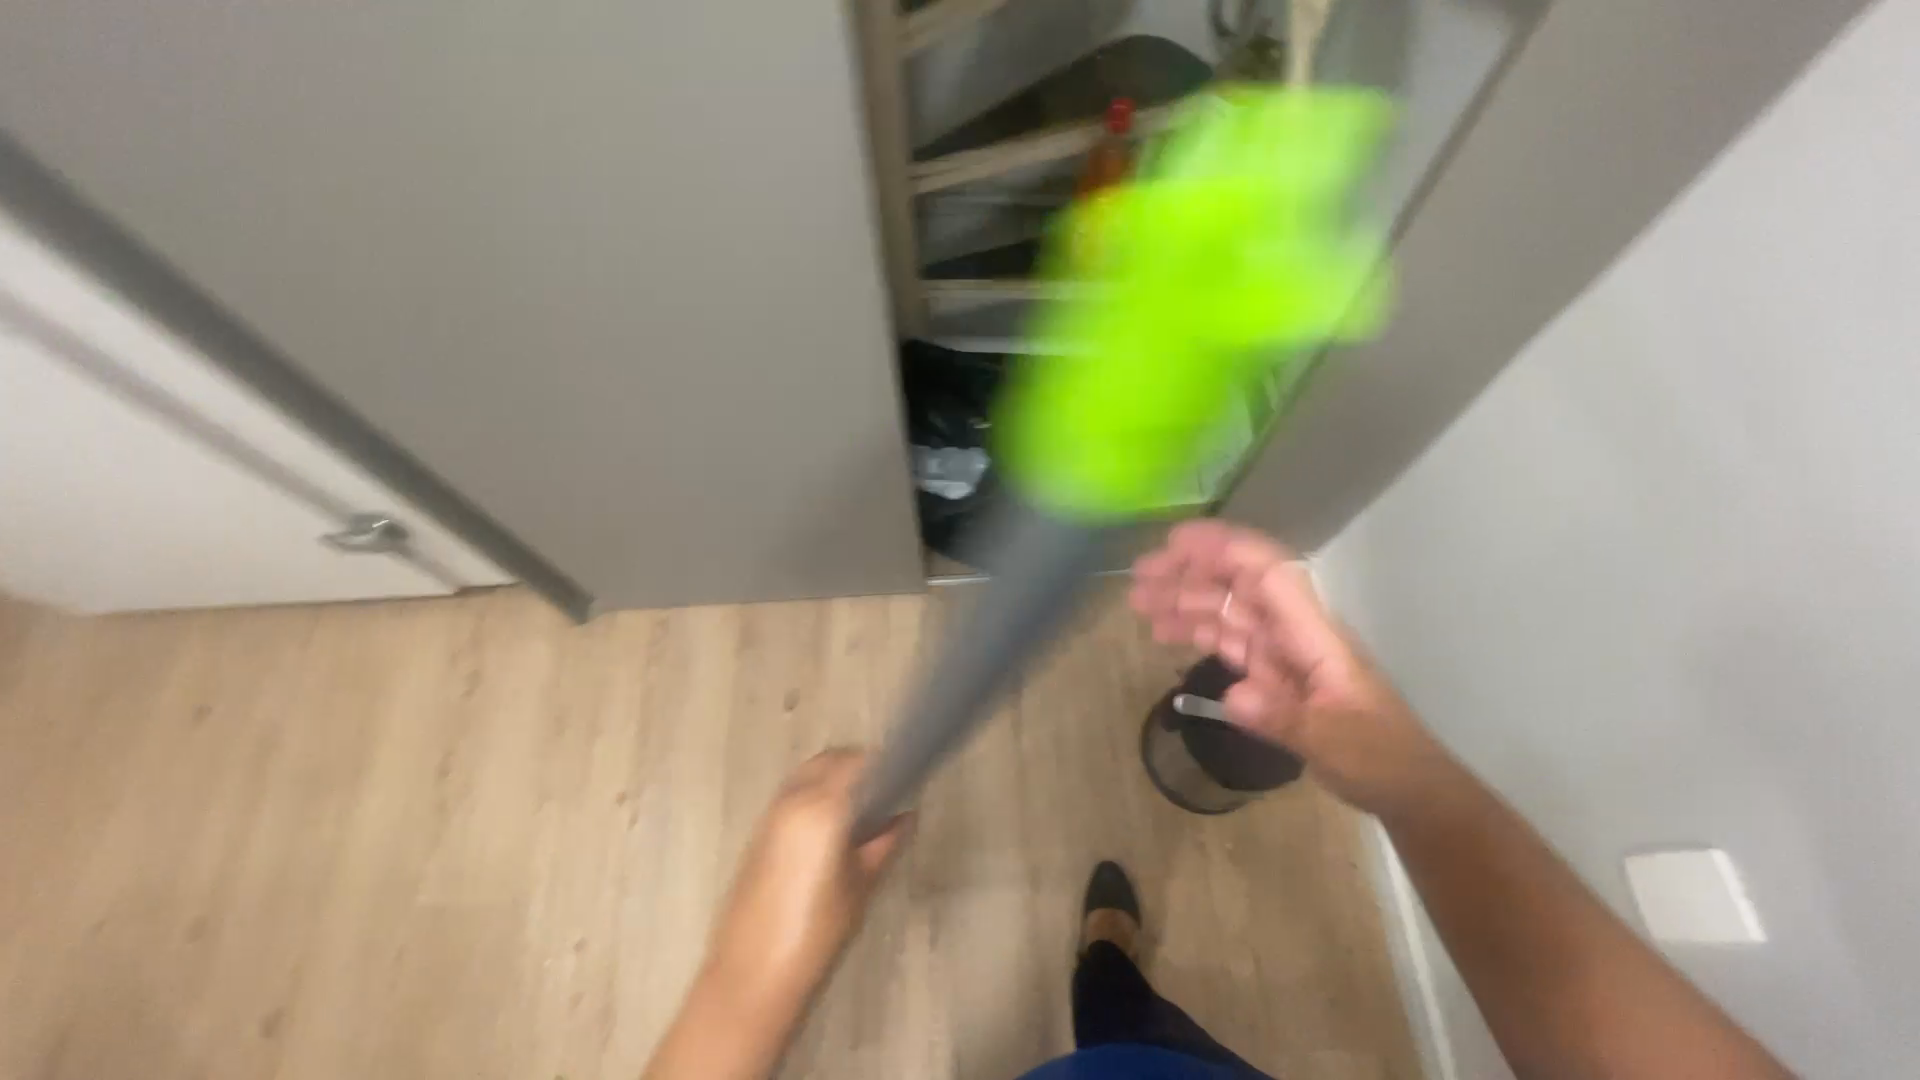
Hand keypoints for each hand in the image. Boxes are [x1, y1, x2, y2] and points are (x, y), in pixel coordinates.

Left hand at [702, 749, 910, 1005]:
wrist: (751, 973)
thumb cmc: (815, 933)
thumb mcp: (860, 888)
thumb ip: (884, 843)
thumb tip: (904, 816)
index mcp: (822, 808)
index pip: (857, 762)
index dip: (882, 764)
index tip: (902, 777)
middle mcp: (792, 800)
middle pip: (829, 760)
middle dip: (856, 766)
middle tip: (882, 794)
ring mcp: (770, 814)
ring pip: (807, 774)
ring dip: (832, 778)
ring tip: (858, 812)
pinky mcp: (757, 832)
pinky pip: (791, 794)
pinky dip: (813, 795)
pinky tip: (829, 830)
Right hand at [1129, 520, 1452, 818]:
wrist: (1409, 787)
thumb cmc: (1381, 757)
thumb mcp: (1334, 742)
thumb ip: (1283, 717)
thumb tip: (1231, 697)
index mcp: (1314, 634)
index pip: (1267, 573)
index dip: (1223, 549)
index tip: (1176, 543)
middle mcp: (1295, 632)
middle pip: (1239, 587)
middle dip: (1190, 574)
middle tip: (1139, 581)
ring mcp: (1284, 653)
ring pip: (1229, 612)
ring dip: (1186, 602)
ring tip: (1142, 606)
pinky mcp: (1275, 676)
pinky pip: (1231, 642)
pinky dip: (1199, 633)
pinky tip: (1168, 634)